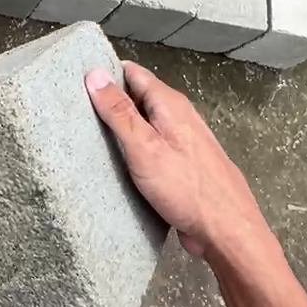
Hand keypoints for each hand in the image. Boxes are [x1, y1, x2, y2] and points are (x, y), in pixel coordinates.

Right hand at [86, 62, 270, 263]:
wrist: (228, 234)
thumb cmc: (186, 189)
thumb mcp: (144, 148)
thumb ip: (119, 111)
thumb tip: (94, 74)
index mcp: (170, 104)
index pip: (132, 72)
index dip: (106, 73)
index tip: (78, 81)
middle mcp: (178, 116)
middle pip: (138, 96)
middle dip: (111, 100)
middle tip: (78, 111)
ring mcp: (182, 140)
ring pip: (145, 122)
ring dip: (122, 126)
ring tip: (90, 135)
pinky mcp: (182, 164)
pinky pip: (153, 145)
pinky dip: (134, 147)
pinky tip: (119, 162)